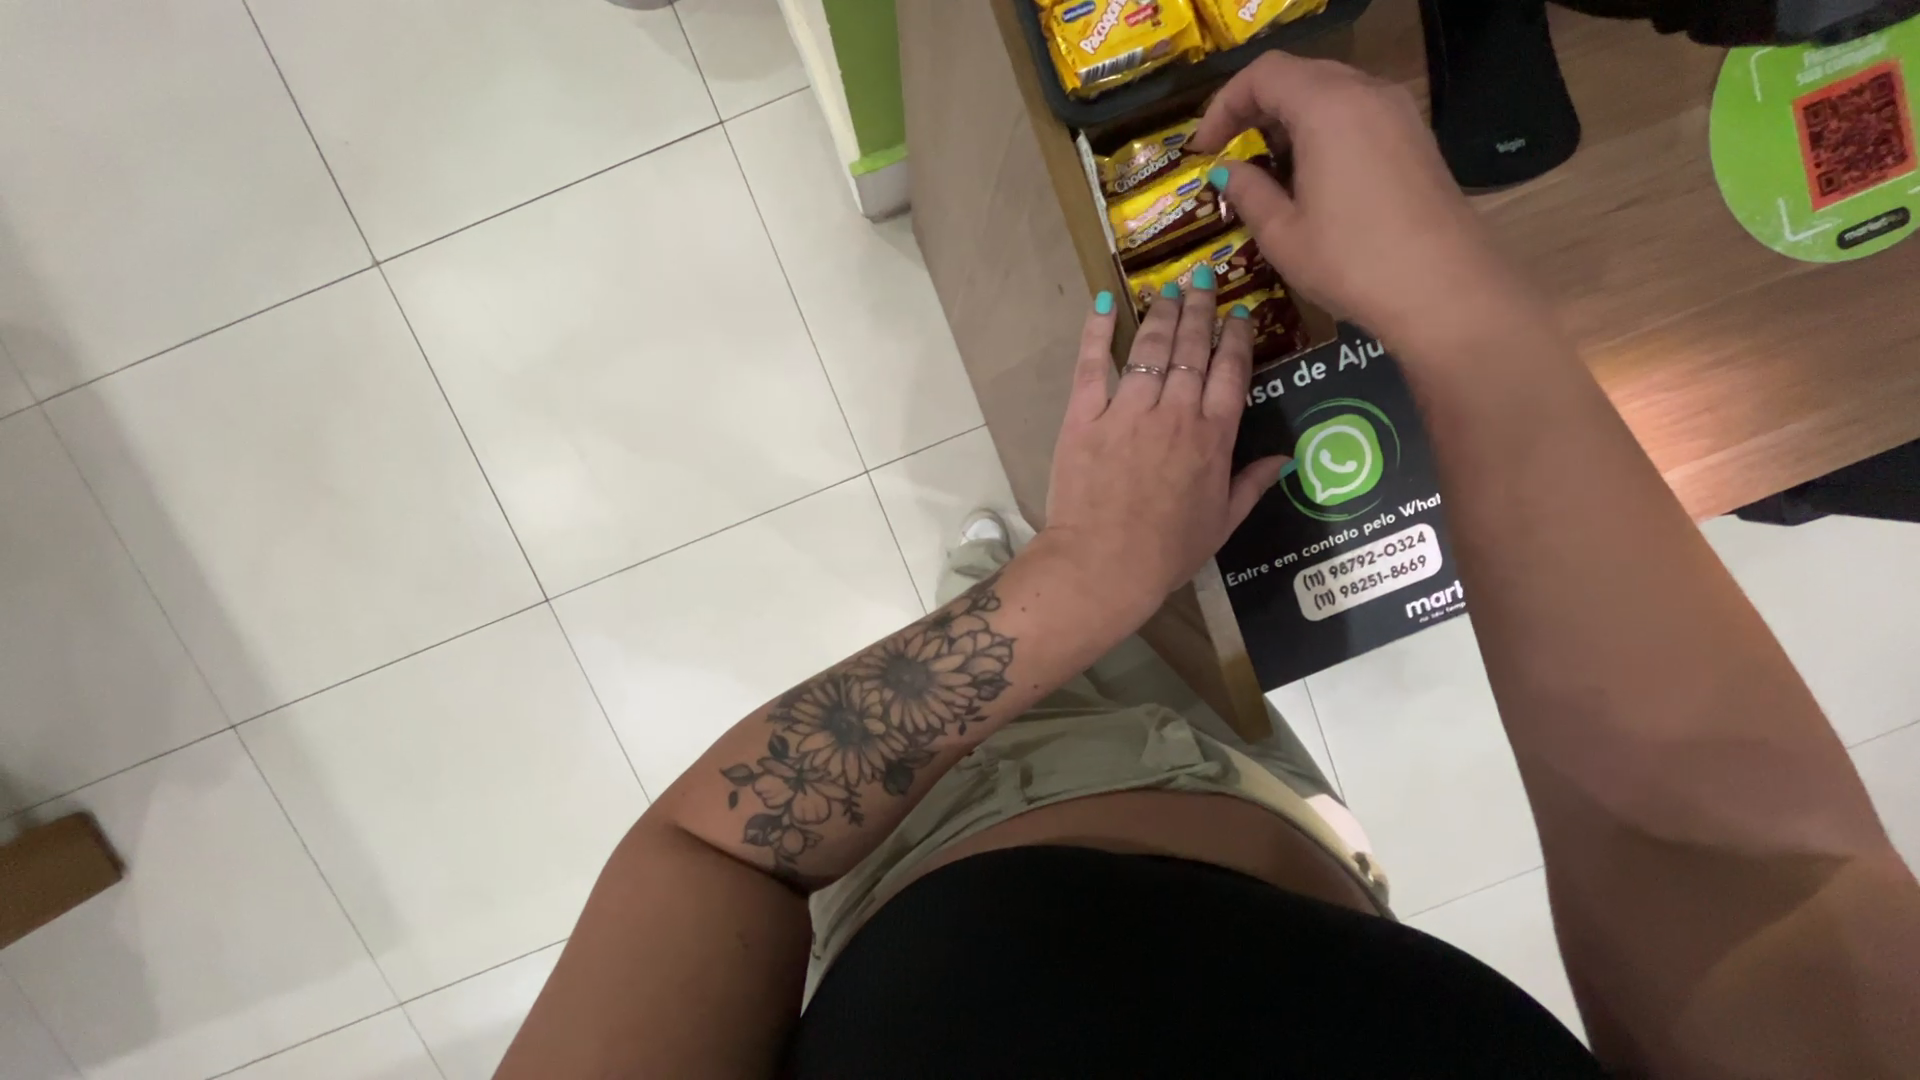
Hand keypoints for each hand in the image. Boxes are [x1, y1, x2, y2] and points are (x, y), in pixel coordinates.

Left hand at [1035, 283, 1289, 620]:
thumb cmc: (1166, 552)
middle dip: (1200, 309)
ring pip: (1149, 348)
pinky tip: (1104, 302)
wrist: (1103, 565)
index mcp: (1213, 437)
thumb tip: (1284, 459)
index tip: (1239, 313)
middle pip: (1192, 349)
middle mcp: (1174, 412)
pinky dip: (1097, 330)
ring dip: (1162, 313)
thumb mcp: (1222, 524)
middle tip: (1203, 279)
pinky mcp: (1084, 417)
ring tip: (1168, 288)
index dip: (1236, 338)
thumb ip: (1252, 485)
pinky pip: (1092, 364)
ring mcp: (1127, 411)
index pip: (1231, 372)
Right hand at [1191, 53, 1545, 354]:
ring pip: (1330, 91)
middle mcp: (1365, 92)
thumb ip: (1248, 192)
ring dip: (1289, 120)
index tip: (1203, 149)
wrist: (1441, 286)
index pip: (1263, 74)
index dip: (1223, 105)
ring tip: (1267, 169)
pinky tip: (1309, 176)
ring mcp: (1396, 110)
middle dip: (1255, 108)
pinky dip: (1322, 129)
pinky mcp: (1413, 135)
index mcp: (1327, 107)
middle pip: (1298, 74)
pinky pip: (1356, 112)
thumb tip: (1226, 170)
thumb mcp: (1282, 234)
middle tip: (1229, 154)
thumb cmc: (1350, 262)